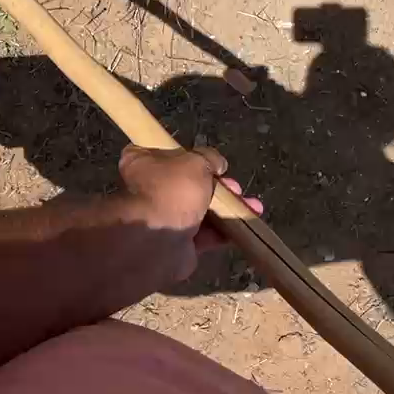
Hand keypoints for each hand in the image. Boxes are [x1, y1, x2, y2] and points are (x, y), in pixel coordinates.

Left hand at [117, 144, 264, 279]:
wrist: (158, 241)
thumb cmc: (171, 191)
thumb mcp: (195, 162)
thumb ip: (208, 158)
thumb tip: (217, 163)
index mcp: (142, 161)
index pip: (166, 152)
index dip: (191, 155)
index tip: (211, 161)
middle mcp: (148, 187)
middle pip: (188, 181)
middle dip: (217, 184)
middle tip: (235, 187)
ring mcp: (162, 215)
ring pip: (199, 208)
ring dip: (226, 207)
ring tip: (252, 206)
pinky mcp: (177, 241)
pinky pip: (205, 232)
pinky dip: (224, 230)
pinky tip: (245, 226)